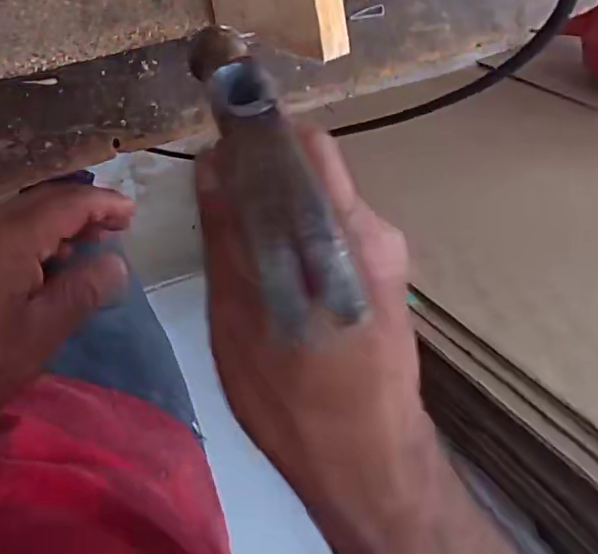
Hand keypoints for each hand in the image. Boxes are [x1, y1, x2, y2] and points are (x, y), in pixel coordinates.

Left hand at [0, 181, 134, 553]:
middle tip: (115, 227)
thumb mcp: (36, 335)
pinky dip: (30, 236)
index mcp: (14, 232)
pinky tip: (36, 266)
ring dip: (56, 224)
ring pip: (22, 212)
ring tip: (82, 247)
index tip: (132, 214)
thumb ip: (81, 293)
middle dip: (84, 210)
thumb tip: (115, 264)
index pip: (72, 202)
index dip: (105, 204)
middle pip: (47, 199)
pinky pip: (1, 227)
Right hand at [196, 127, 507, 553]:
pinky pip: (331, 222)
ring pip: (320, 193)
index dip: (260, 129)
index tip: (221, 129)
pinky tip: (272, 264)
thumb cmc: (295, 405)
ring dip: (279, 198)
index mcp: (341, 237)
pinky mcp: (384, 268)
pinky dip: (297, 224)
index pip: (305, 146)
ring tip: (241, 233)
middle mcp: (372, 230)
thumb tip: (213, 163)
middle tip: (222, 189)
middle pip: (314, 165)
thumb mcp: (240, 322)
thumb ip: (228, 237)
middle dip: (265, 164)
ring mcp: (383, 249)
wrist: (371, 469)